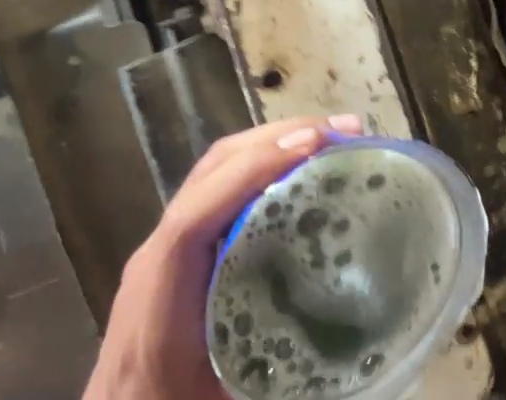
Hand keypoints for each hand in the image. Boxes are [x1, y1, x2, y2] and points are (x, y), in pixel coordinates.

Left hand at [84, 114, 364, 399]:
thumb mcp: (224, 397)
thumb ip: (279, 372)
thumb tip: (346, 333)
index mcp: (161, 296)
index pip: (197, 218)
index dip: (253, 173)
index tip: (316, 147)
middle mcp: (159, 257)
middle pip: (212, 171)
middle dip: (278, 137)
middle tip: (346, 131)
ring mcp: (167, 248)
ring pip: (217, 172)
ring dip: (275, 143)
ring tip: (333, 138)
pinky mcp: (181, 252)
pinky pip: (222, 190)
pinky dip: (265, 166)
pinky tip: (303, 171)